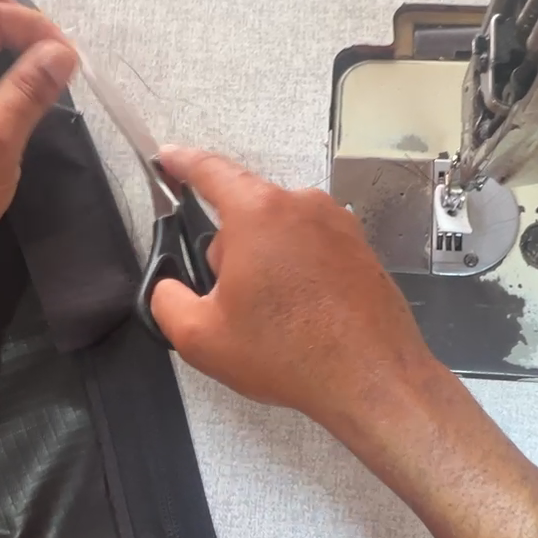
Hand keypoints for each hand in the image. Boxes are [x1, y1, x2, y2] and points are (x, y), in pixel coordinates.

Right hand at [148, 147, 443, 433]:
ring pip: (280, 236)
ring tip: (276, 321)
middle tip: (234, 306)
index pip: (210, 171)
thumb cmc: (288, 353)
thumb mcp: (201, 337)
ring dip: (267, 268)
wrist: (371, 380)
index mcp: (259, 213)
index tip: (169, 157)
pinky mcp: (361, 250)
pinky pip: (312, 252)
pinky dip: (299, 278)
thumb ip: (166, 301)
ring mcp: (339, 225)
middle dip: (231, 254)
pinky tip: (304, 319)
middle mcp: (303, 206)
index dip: (182, 163)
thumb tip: (168, 288)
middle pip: (246, 215)